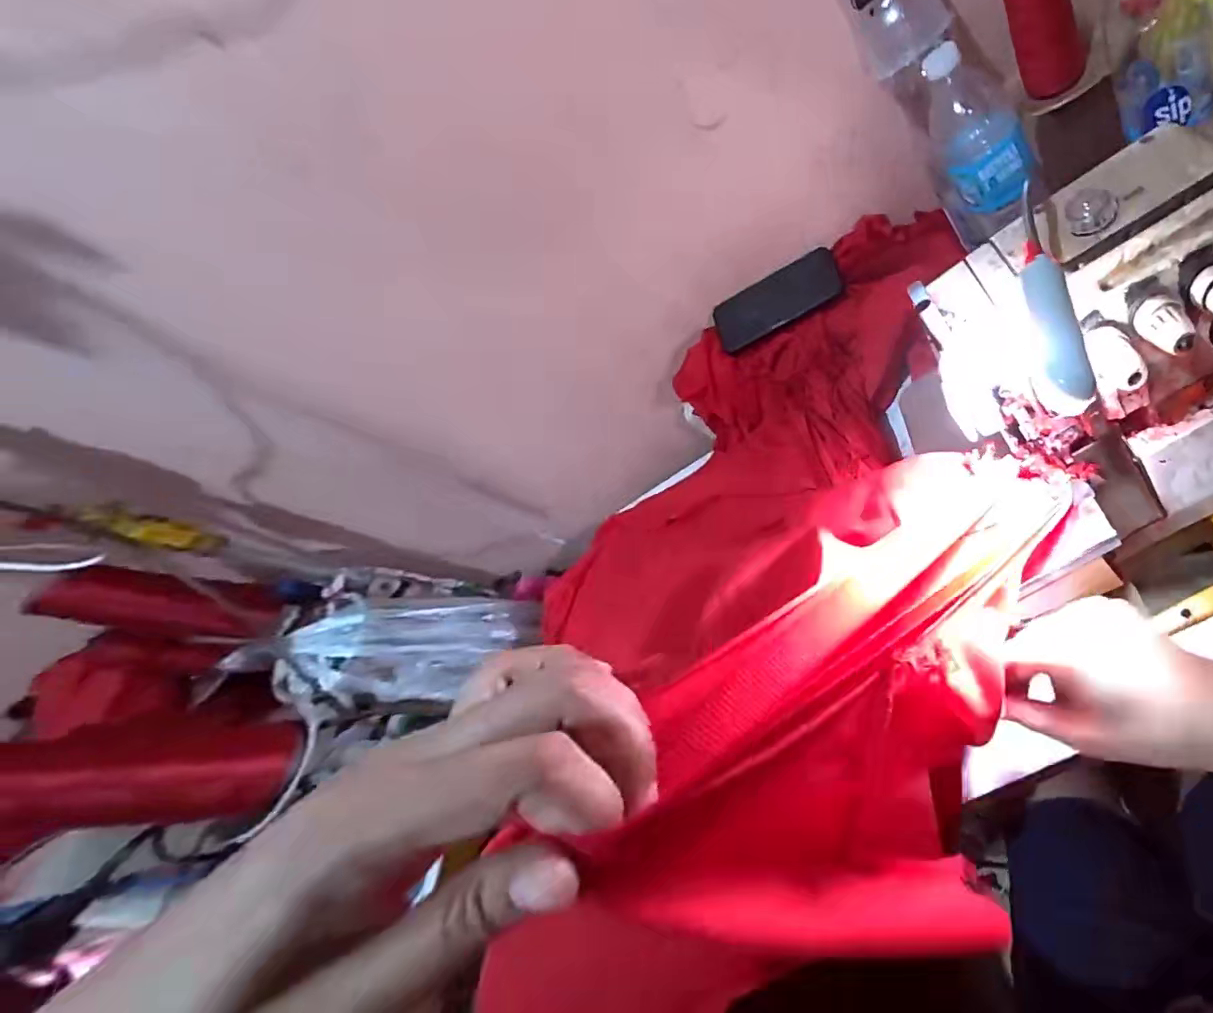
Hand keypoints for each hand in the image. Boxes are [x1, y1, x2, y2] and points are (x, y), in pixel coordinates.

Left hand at [50, 645, 654, 1012]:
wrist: (139, 1004)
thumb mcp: (332, 1008)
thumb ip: (456, 930)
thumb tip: (574, 870)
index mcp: (374, 814)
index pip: (528, 757)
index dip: (594, 791)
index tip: (609, 848)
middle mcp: (406, 753)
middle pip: (551, 688)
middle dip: (620, 735)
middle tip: (636, 804)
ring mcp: (418, 741)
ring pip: (544, 672)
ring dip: (605, 713)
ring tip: (618, 776)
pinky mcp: (428, 748)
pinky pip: (517, 684)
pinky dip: (571, 698)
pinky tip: (581, 743)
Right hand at [999, 598, 1212, 775]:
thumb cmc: (1148, 731)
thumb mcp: (1080, 733)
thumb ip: (1027, 713)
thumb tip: (989, 703)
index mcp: (1066, 647)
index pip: (1002, 651)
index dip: (985, 674)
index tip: (979, 699)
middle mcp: (1076, 616)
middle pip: (1021, 635)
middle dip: (1009, 664)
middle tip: (1011, 701)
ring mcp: (1095, 607)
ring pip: (1043, 627)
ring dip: (1033, 653)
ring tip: (1043, 690)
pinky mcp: (1110, 607)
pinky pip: (1067, 622)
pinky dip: (1058, 643)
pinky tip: (1073, 671)